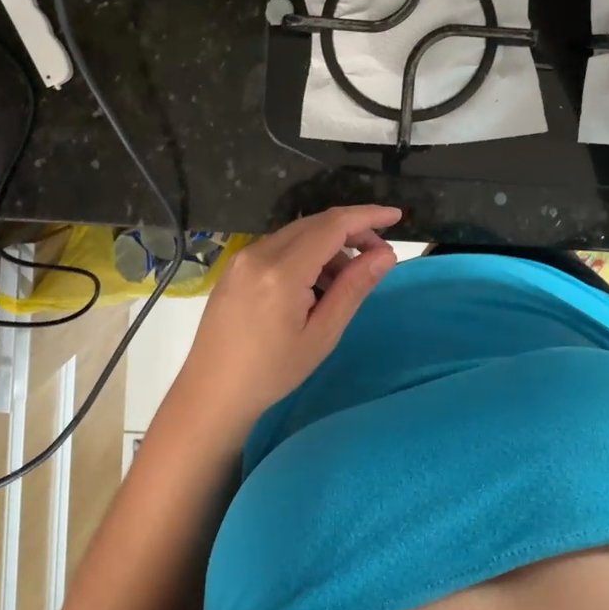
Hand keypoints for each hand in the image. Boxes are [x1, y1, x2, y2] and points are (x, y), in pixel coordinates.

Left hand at [177, 205, 401, 425]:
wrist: (212, 392)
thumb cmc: (272, 372)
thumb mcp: (322, 334)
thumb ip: (354, 288)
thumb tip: (386, 255)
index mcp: (282, 271)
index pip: (333, 225)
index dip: (367, 216)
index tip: (396, 216)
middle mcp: (259, 253)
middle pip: (315, 223)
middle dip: (352, 231)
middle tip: (379, 256)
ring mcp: (242, 257)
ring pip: (297, 234)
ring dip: (329, 245)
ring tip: (346, 281)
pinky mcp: (235, 267)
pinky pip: (279, 246)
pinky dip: (305, 254)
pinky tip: (316, 284)